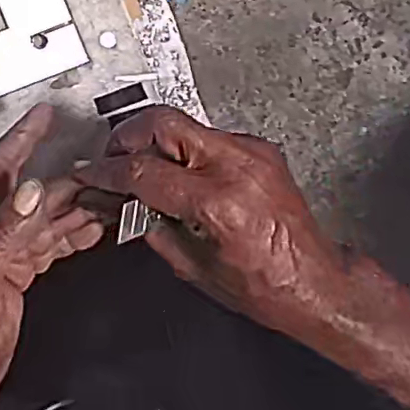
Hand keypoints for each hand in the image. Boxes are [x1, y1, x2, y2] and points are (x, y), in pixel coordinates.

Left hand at [0, 104, 106, 409]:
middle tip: (101, 170)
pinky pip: (53, 243)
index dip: (23, 138)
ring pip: (48, 217)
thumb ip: (2, 235)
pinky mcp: (19, 274)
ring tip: (107, 197)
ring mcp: (4, 253)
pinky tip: (93, 228)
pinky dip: (76, 234)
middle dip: (69, 178)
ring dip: (78, 206)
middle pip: (35, 192)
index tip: (43, 115)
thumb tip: (30, 190)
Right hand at [73, 106, 353, 341]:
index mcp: (217, 202)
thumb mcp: (194, 267)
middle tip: (112, 157)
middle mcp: (235, 165)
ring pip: (183, 123)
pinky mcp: (258, 147)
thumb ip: (152, 225)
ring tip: (142, 165)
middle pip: (162, 122)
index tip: (91, 173)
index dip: (108, 172)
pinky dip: (183, 149)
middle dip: (126, 135)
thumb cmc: (265, 287)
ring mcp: (250, 151)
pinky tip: (180, 173)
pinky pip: (206, 136)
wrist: (318, 282)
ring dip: (153, 140)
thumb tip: (123, 200)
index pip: (144, 170)